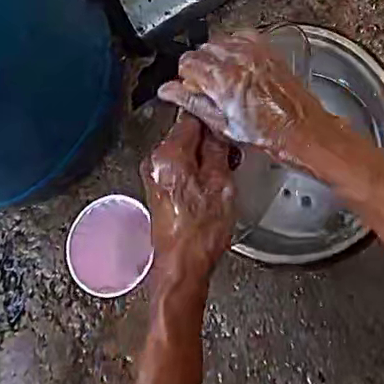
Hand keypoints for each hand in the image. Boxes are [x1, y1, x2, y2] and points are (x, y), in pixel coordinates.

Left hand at [140, 113, 237, 287]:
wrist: (181, 266)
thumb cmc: (199, 233)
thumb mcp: (222, 185)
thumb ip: (218, 150)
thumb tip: (218, 130)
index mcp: (168, 154)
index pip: (191, 118)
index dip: (213, 121)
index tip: (228, 128)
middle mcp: (155, 160)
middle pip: (185, 134)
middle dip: (208, 141)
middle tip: (229, 155)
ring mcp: (153, 174)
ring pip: (183, 151)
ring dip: (202, 157)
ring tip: (222, 174)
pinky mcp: (157, 188)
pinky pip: (178, 167)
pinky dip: (194, 171)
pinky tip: (209, 187)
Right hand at [156, 31, 337, 166]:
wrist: (301, 130)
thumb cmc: (267, 134)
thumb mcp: (222, 124)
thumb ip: (192, 102)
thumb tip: (168, 91)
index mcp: (223, 79)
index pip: (187, 61)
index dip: (185, 76)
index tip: (192, 88)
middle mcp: (237, 60)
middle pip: (201, 49)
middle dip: (199, 66)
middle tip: (208, 87)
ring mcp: (254, 52)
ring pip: (219, 41)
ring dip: (216, 56)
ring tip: (224, 77)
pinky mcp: (267, 49)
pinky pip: (241, 36)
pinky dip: (235, 46)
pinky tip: (239, 64)